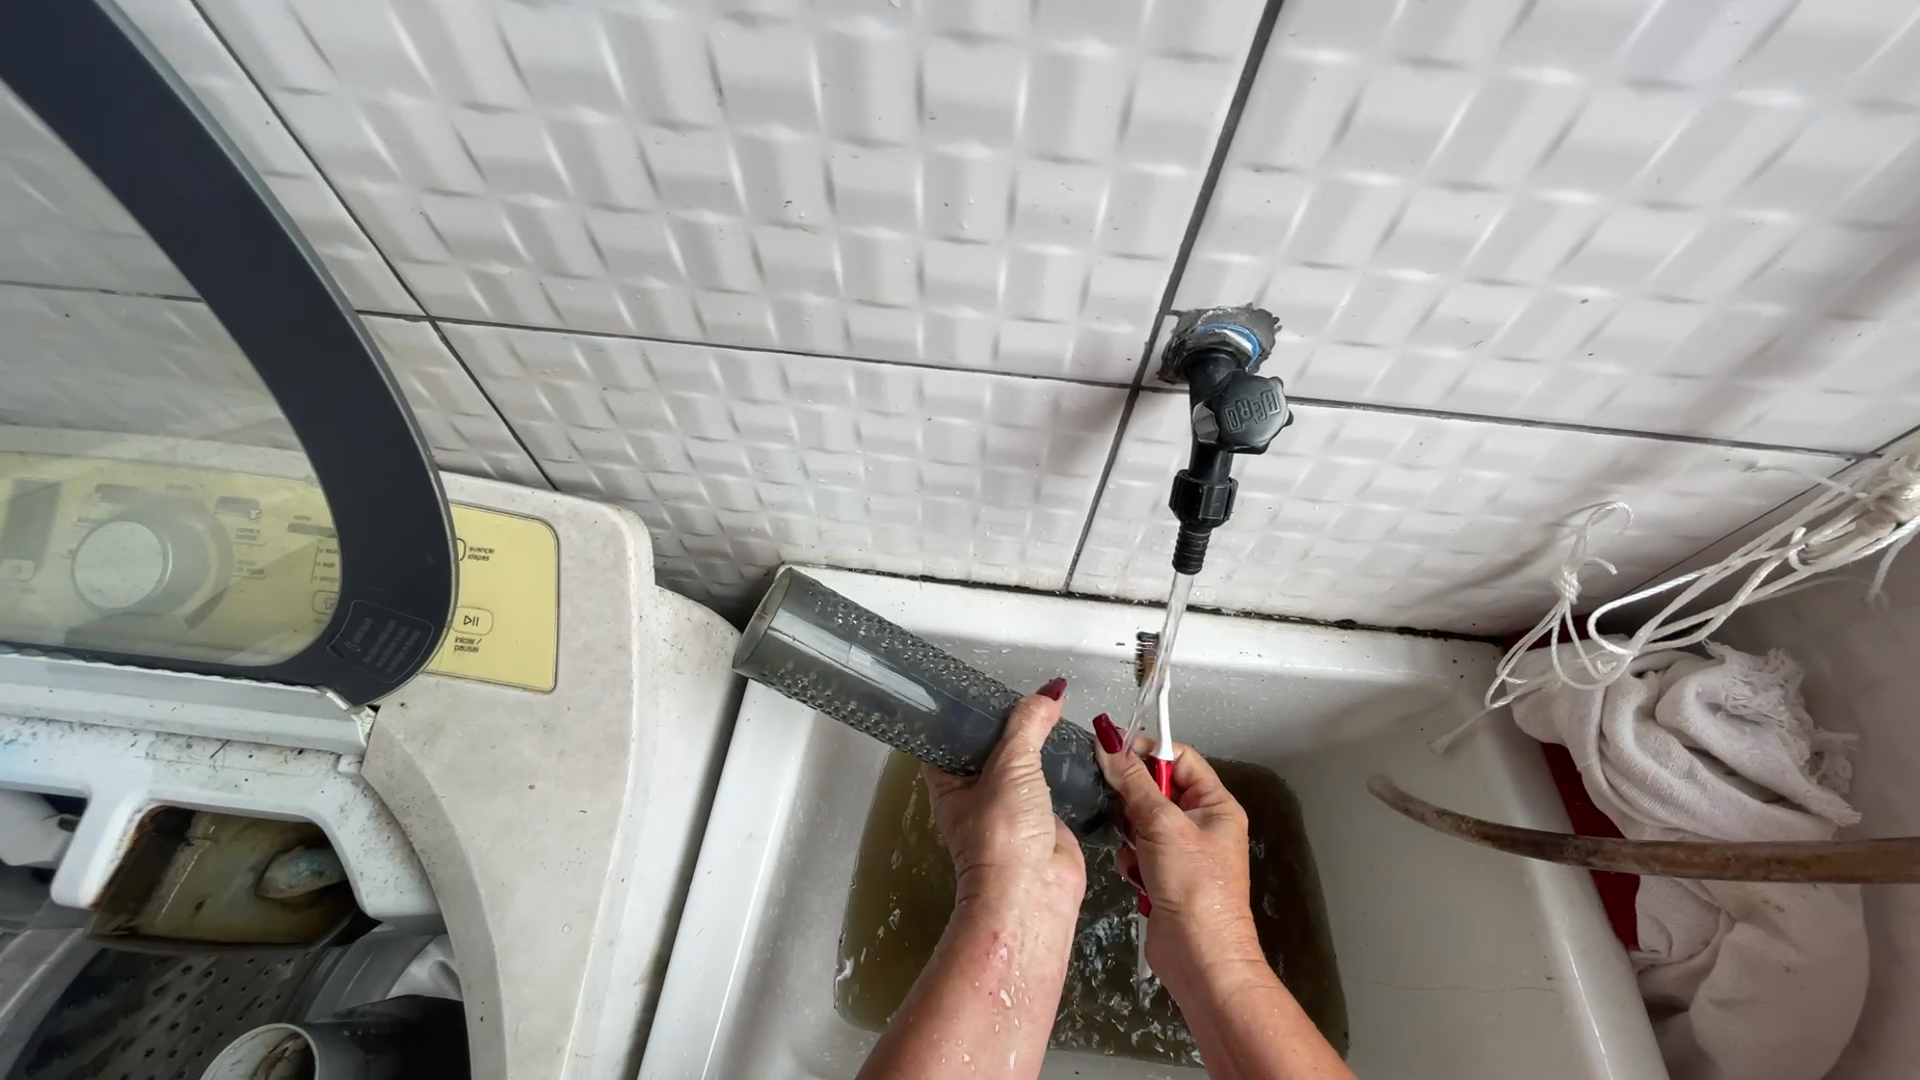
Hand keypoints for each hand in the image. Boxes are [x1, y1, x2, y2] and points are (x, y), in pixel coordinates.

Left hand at [923, 679, 1086, 922]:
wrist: (1034, 895)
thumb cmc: (1002, 833)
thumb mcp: (1010, 765)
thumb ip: (1029, 725)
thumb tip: (1051, 691)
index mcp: (951, 780)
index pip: (953, 736)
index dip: (968, 712)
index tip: (989, 687)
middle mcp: (978, 791)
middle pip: (995, 746)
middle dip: (1014, 724)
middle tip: (1034, 693)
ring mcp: (1013, 806)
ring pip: (1027, 764)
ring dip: (1043, 744)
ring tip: (1060, 710)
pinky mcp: (1046, 818)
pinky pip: (1054, 782)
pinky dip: (1066, 766)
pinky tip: (1080, 744)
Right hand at [1092, 717, 1266, 994]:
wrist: (1200, 957)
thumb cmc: (1194, 885)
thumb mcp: (1161, 823)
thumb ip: (1132, 781)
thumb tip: (1107, 741)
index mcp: (1214, 803)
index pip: (1178, 757)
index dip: (1146, 750)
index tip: (1111, 749)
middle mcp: (1200, 822)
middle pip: (1154, 786)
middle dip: (1132, 796)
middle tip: (1119, 805)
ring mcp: (1181, 849)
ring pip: (1140, 817)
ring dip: (1129, 830)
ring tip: (1132, 846)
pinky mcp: (1163, 872)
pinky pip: (1136, 846)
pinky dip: (1130, 855)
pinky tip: (1134, 872)